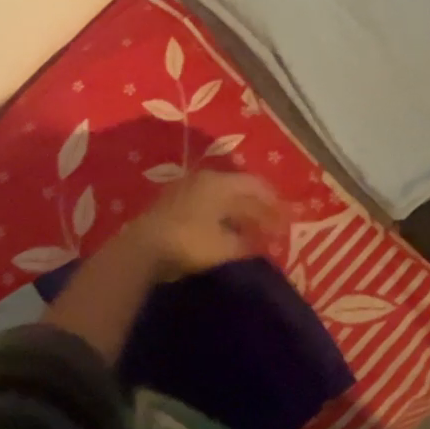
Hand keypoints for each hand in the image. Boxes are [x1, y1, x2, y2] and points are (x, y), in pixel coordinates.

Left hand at [124, 170, 283, 279]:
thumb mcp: (225, 246)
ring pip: (221, 197)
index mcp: (219, 183)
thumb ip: (247, 241)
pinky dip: (221, 217)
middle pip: (238, 189)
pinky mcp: (172, 204)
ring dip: (239, 213)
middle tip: (273, 226)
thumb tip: (262, 242)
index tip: (287, 219)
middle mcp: (203, 180)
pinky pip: (206, 205)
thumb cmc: (189, 242)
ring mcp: (185, 190)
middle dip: (258, 208)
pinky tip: (226, 233)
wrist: (142, 248)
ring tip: (253, 232)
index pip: (255, 185)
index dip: (274, 202)